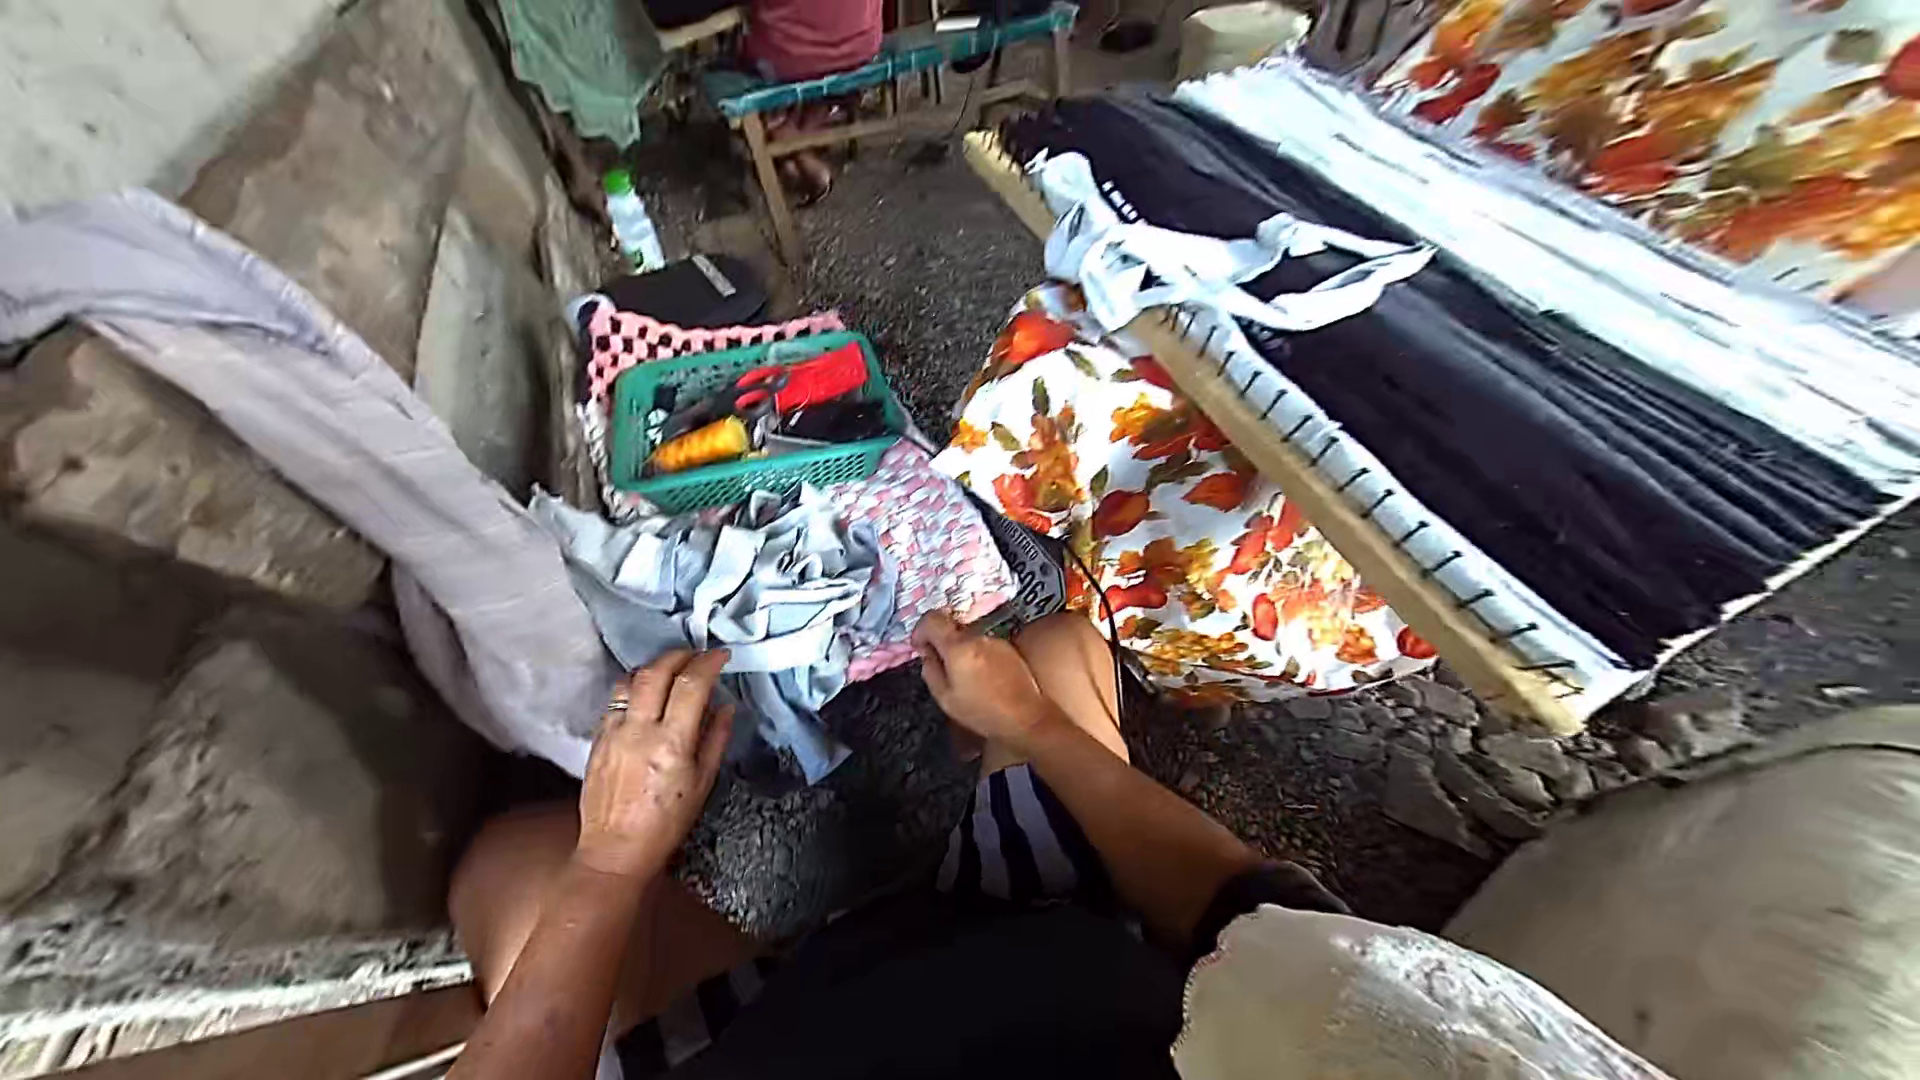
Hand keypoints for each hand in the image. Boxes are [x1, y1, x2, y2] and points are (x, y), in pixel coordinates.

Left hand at [574, 650, 733, 880]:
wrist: (615, 851)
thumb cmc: (668, 821)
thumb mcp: (704, 781)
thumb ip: (716, 738)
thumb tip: (725, 705)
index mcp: (671, 744)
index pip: (691, 686)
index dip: (708, 662)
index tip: (721, 655)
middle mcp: (639, 732)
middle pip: (657, 673)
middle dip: (680, 655)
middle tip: (697, 654)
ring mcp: (613, 734)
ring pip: (630, 680)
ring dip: (654, 666)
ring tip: (671, 668)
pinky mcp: (596, 740)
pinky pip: (614, 700)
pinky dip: (634, 687)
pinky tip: (646, 693)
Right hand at [912, 612, 1056, 747]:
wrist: (1026, 717)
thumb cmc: (982, 712)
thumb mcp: (945, 698)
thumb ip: (930, 670)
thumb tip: (927, 654)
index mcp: (958, 647)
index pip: (932, 618)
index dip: (920, 630)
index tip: (919, 646)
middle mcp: (977, 637)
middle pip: (951, 627)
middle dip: (940, 642)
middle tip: (938, 663)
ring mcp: (995, 640)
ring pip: (968, 636)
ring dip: (960, 649)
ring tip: (962, 676)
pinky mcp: (1008, 648)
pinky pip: (983, 645)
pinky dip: (976, 654)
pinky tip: (981, 677)